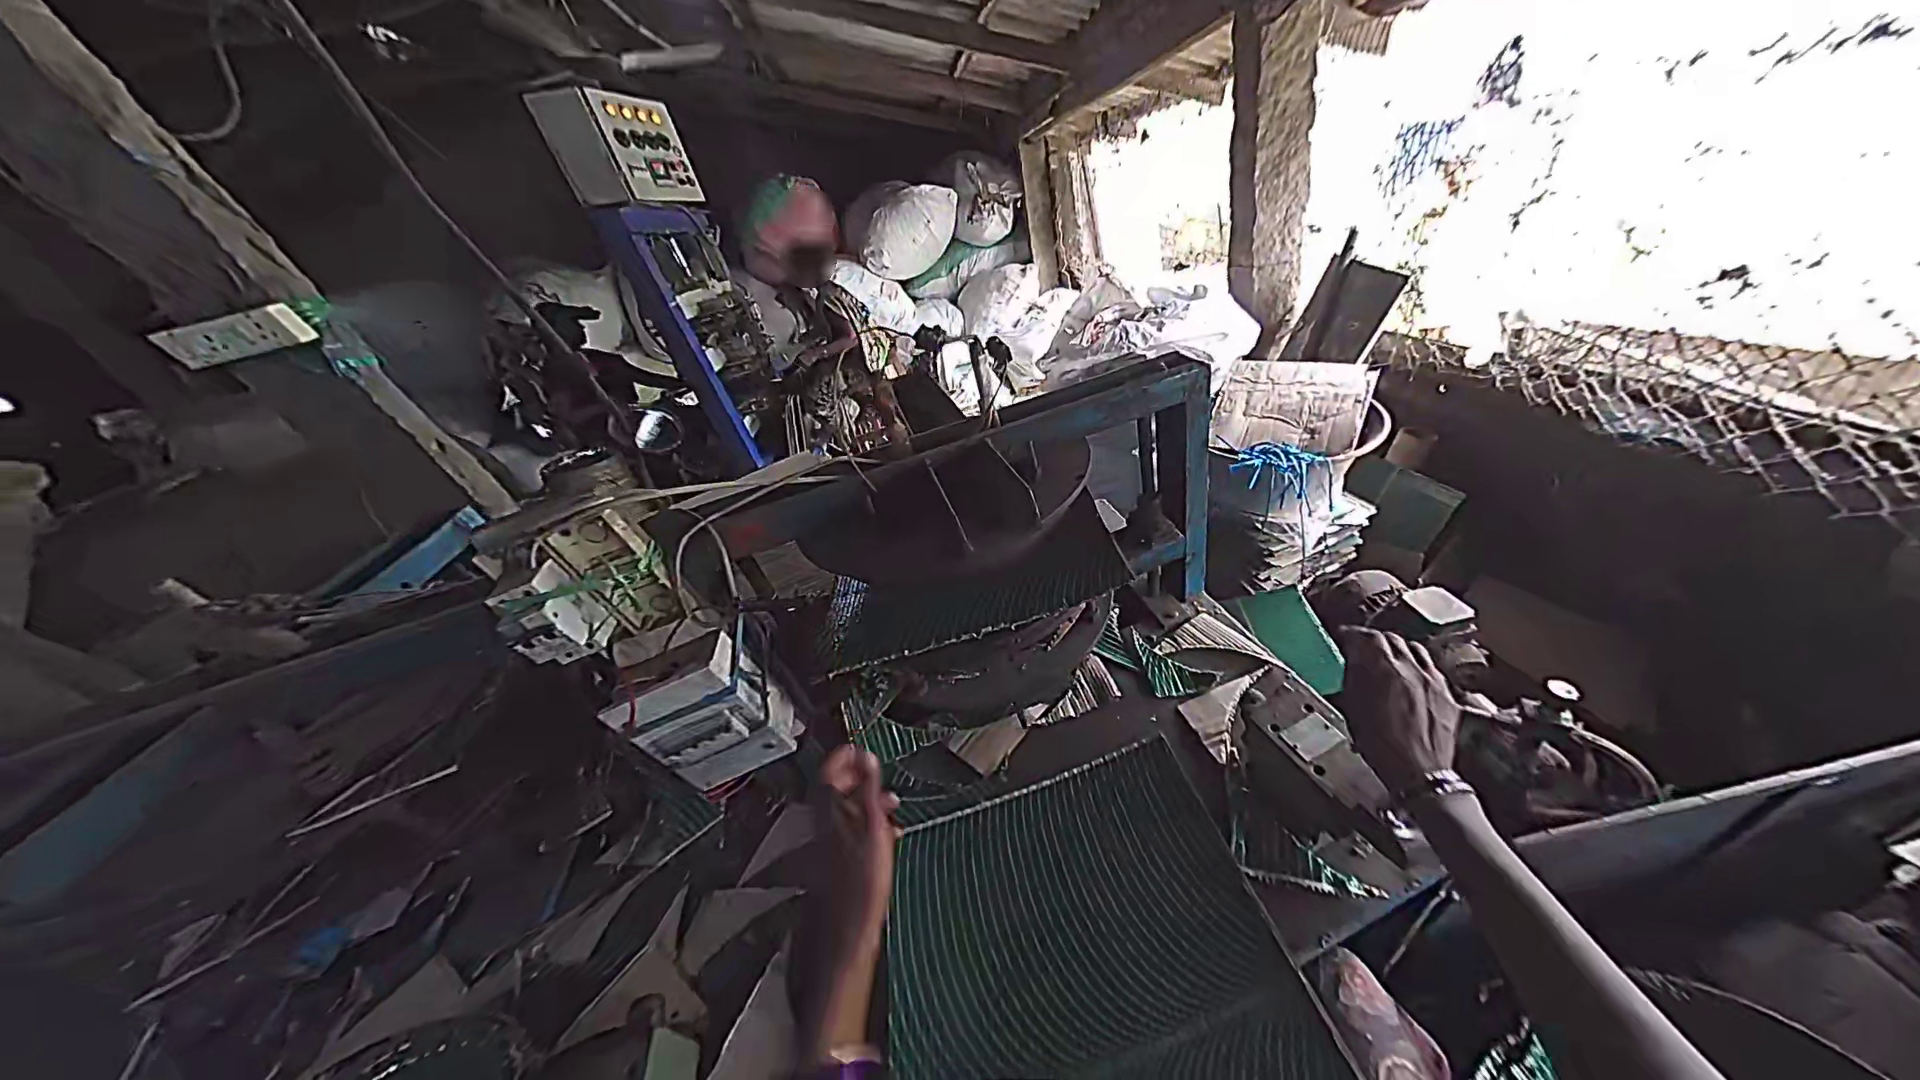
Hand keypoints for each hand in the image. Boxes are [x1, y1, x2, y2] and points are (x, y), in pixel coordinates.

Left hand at [818, 745, 901, 932]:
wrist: (847, 928)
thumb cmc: (861, 880)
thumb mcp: (873, 825)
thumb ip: (868, 789)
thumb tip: (866, 757)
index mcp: (829, 809)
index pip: (829, 769)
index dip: (844, 755)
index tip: (858, 748)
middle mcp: (822, 822)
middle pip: (836, 788)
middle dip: (859, 778)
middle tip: (877, 775)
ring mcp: (826, 842)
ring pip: (844, 809)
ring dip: (866, 801)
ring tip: (889, 805)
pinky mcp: (834, 860)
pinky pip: (848, 830)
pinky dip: (865, 823)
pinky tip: (883, 834)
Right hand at [1334, 628, 1461, 796]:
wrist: (1420, 773)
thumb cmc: (1384, 746)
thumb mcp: (1354, 708)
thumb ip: (1354, 679)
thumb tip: (1352, 663)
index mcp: (1383, 670)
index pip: (1366, 637)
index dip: (1351, 634)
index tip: (1343, 637)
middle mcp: (1411, 669)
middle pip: (1390, 638)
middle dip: (1372, 639)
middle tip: (1360, 645)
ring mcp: (1432, 680)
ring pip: (1413, 648)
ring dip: (1396, 647)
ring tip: (1384, 656)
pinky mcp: (1446, 694)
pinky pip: (1430, 666)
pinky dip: (1415, 663)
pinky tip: (1408, 673)